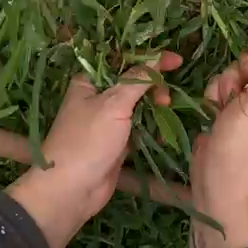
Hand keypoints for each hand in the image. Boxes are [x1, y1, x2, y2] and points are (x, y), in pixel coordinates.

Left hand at [8, 52, 181, 247]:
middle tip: (166, 99)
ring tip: (165, 113)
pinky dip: (152, 128)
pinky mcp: (117, 142)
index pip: (124, 60)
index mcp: (91, 81)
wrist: (70, 190)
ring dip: (155, 108)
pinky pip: (140, 128)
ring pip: (139, 106)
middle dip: (154, 87)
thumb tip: (157, 57)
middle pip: (134, 83)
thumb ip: (138, 79)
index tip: (177, 61)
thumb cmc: (88, 140)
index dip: (150, 59)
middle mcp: (98, 97)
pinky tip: (162, 134)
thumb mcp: (114, 103)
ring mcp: (108, 121)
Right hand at [191, 35, 247, 247]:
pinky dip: (216, 96)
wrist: (217, 184)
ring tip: (224, 107)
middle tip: (238, 91)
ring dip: (226, 85)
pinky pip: (223, 88)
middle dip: (242, 71)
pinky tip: (214, 112)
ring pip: (238, 74)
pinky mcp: (231, 112)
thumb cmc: (243, 146)